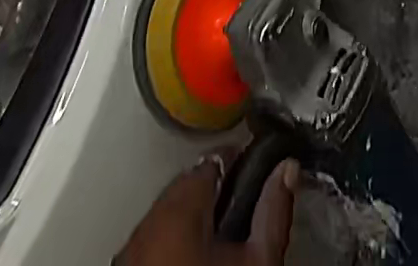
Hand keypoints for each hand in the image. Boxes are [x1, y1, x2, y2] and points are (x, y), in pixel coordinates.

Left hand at [115, 152, 299, 265]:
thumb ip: (273, 211)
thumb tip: (287, 169)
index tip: (257, 170)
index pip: (212, 162)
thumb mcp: (258, 263)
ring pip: (167, 215)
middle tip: (245, 206)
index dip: (238, 162)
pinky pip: (152, 243)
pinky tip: (196, 262)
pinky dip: (173, 244)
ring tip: (222, 240)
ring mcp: (130, 254)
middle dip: (216, 190)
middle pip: (186, 186)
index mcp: (181, 210)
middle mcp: (147, 225)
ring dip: (193, 217)